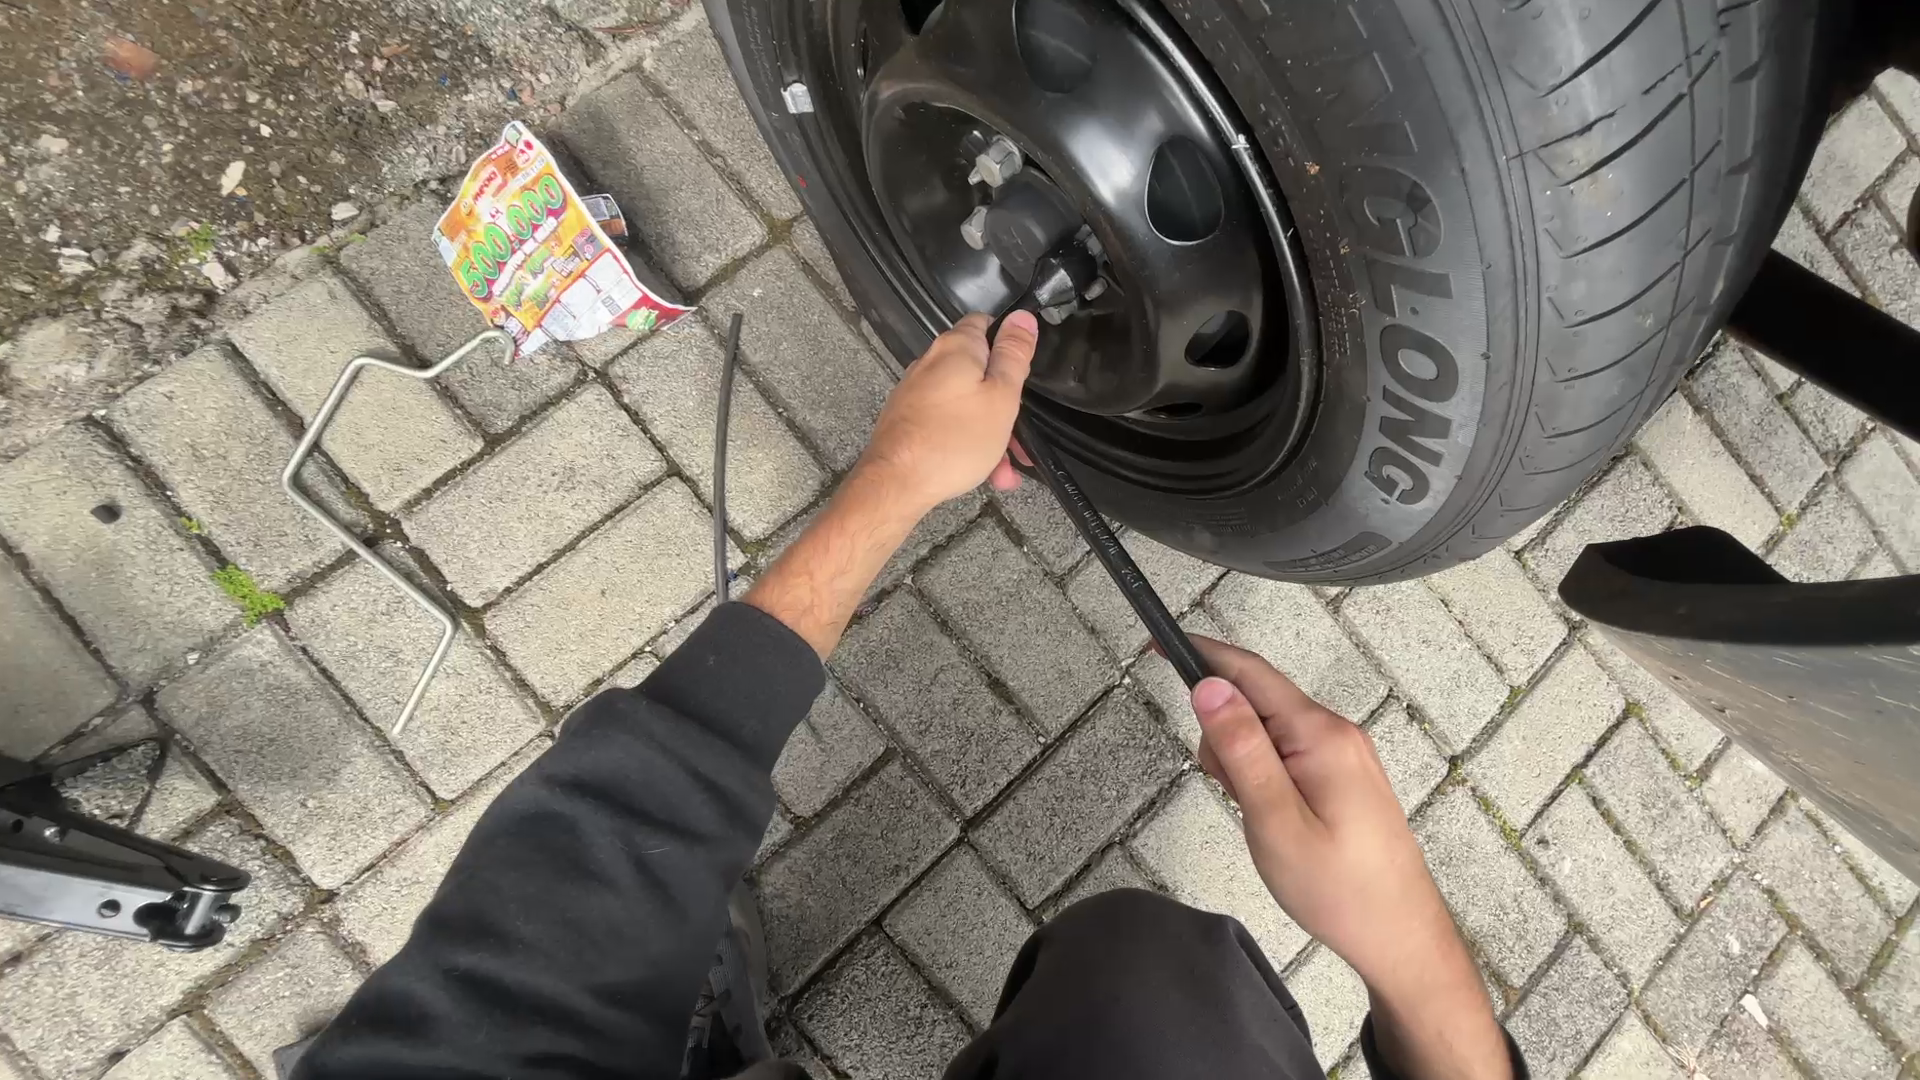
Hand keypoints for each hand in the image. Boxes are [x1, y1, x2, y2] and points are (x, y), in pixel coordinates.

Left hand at [854, 311, 1037, 514]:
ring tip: (1004, 471)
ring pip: (966, 405)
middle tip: (1020, 439)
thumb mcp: (1001, 396)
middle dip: (1004, 405)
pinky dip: (966, 443)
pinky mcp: (908, 420)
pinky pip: (947, 424)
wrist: (897, 483)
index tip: (1024, 372)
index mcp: (956, 348)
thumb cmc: (953, 440)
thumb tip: (1023, 317)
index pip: (986, 324)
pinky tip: (981, 472)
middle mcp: (931, 363)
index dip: (1010, 344)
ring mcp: (917, 392)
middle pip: (978, 372)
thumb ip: (1014, 355)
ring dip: (990, 434)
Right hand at [1187, 636, 1510, 1079]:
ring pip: (1265, 727)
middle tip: (1228, 791)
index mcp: (1318, 733)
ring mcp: (1341, 751)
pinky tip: (1269, 813)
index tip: (1157, 645)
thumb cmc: (1336, 889)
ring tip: (1256, 815)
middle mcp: (1333, 730)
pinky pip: (1283, 750)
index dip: (1200, 653)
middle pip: (1254, 699)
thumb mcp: (1274, 819)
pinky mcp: (1341, 773)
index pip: (1248, 671)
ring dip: (1241, 759)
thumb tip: (1208, 684)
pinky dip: (1260, 771)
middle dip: (1222, 732)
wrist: (1402, 943)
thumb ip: (1240, 748)